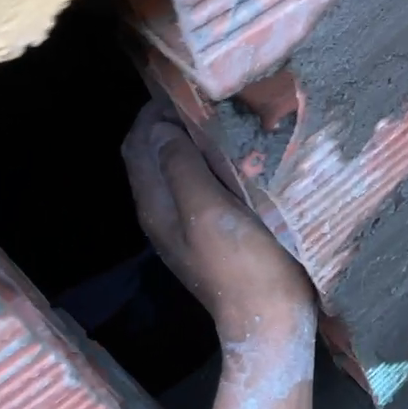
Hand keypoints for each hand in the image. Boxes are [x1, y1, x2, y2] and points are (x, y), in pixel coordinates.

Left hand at [121, 102, 314, 340]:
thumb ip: (182, 168)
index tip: (187, 86)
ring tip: (225, 119)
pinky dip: (211, 164)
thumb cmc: (242, 265)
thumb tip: (162, 127)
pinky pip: (202, 186)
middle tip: (209, 98)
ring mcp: (188, 227)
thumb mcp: (208, 212)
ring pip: (178, 170)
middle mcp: (163, 214)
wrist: (269, 322)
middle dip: (170, 123)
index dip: (153, 112)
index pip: (138, 144)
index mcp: (156, 205)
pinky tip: (239, 158)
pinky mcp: (213, 234)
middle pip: (153, 156)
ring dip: (193, 142)